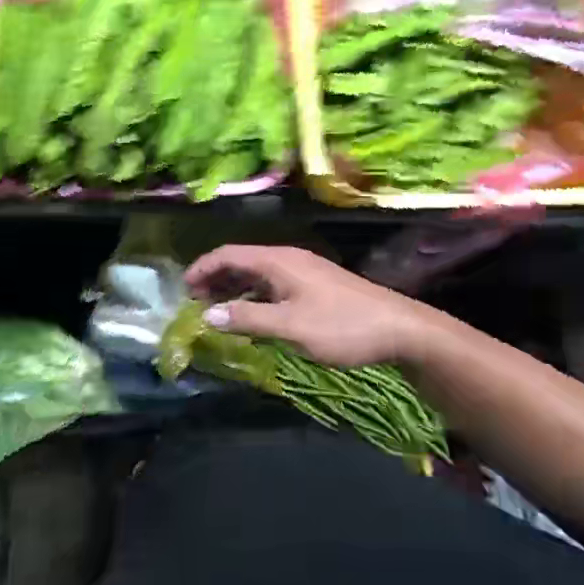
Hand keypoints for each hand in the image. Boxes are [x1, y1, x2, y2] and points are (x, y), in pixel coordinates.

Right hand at [184, 246, 447, 367]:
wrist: (401, 330)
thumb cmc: (342, 326)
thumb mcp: (290, 327)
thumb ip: (247, 320)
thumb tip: (208, 315)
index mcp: (279, 261)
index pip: (228, 254)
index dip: (202, 268)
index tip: (182, 289)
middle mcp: (288, 260)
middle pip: (241, 261)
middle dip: (215, 279)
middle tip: (195, 303)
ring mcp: (304, 273)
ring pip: (257, 274)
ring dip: (234, 289)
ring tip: (217, 311)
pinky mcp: (316, 288)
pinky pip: (273, 285)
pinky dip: (254, 297)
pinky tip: (252, 317)